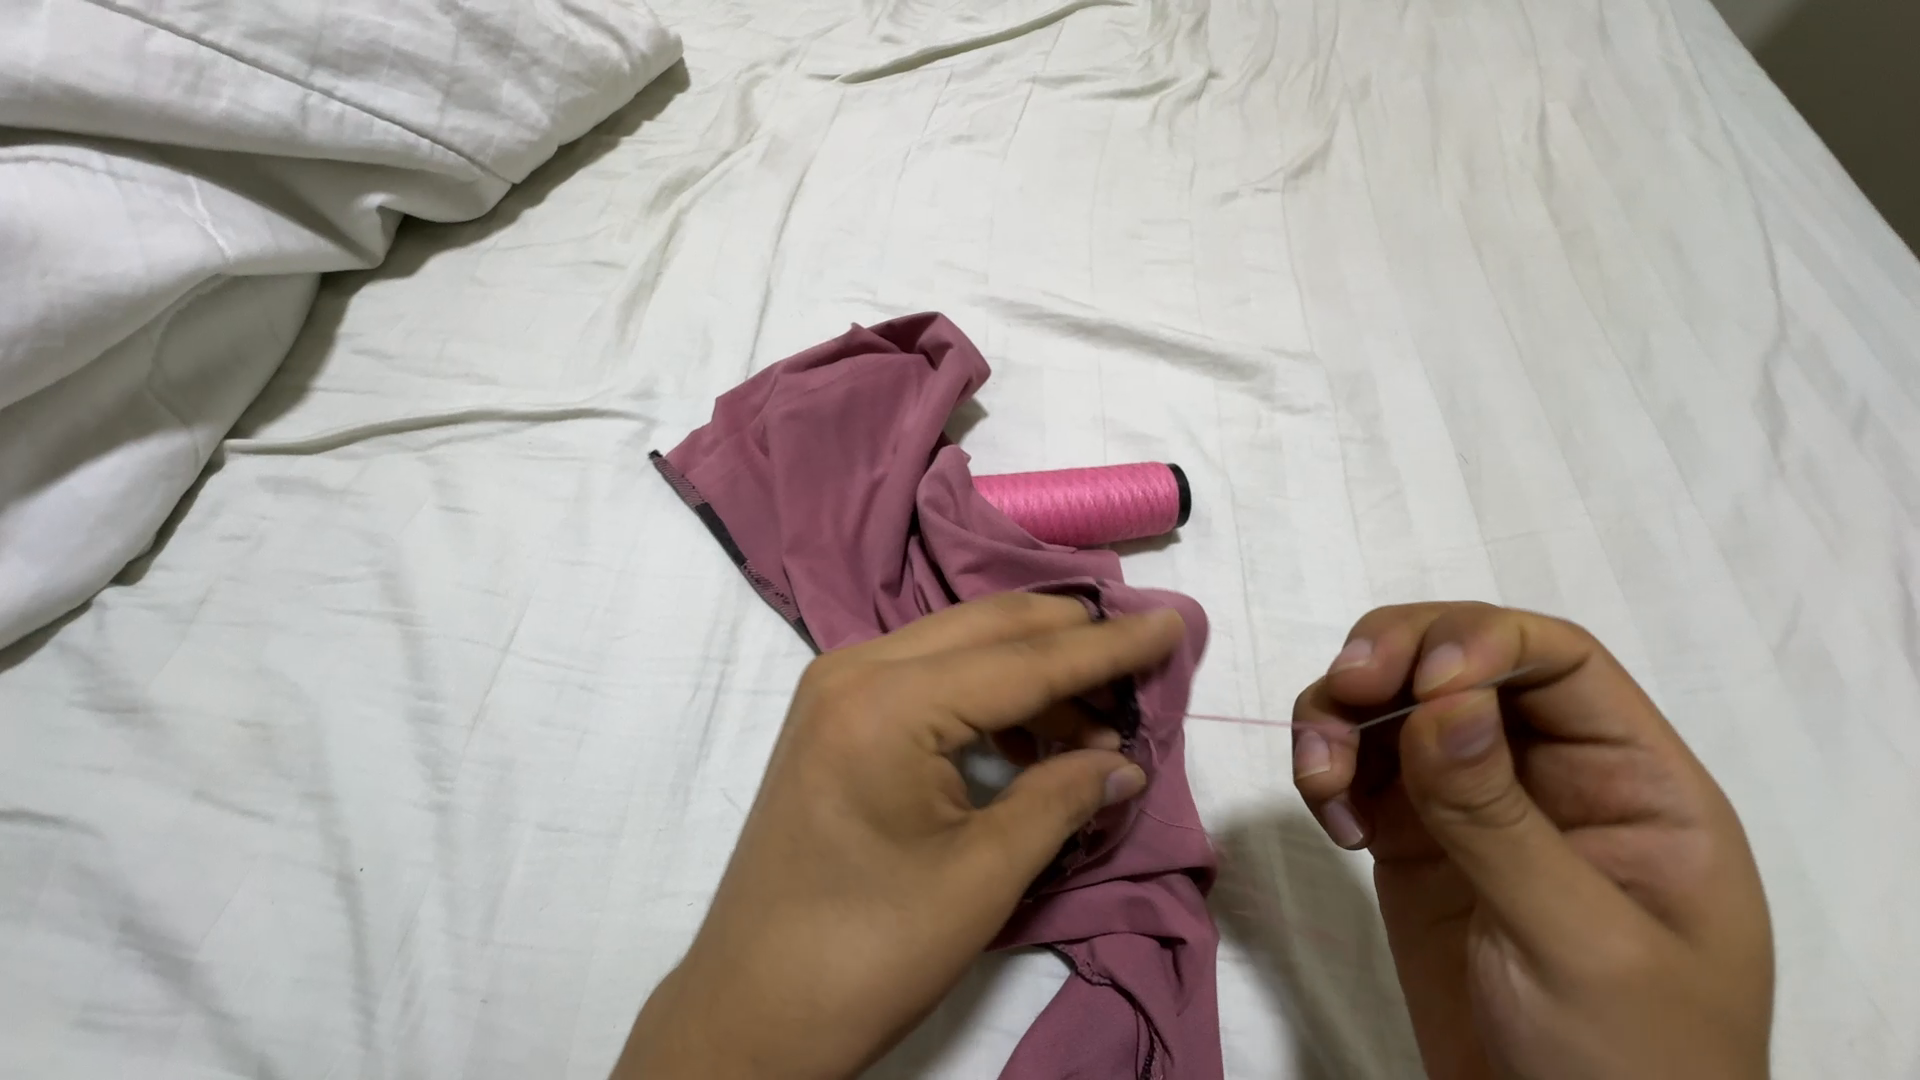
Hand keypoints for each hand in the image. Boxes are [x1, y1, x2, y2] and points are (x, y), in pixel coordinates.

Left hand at [616, 593, 1185, 1079]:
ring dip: (1032, 670)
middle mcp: (856, 667)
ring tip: (1097, 720)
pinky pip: (929, 675)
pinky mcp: (836, 712)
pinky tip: (1033, 736)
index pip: (1023, 659)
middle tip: (1143, 659)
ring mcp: (838, 685)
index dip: (1106, 648)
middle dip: (1072, 641)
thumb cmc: (866, 952)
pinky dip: (988, 693)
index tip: (1172, 624)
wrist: (751, 1008)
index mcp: (887, 702)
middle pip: (990, 629)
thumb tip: (1126, 761)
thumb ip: (1060, 800)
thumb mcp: (981, 878)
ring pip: (960, 645)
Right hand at [1292, 603, 1772, 1079]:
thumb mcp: (1577, 942)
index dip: (1481, 642)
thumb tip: (1438, 702)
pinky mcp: (1405, 830)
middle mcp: (1542, 768)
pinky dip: (1324, 771)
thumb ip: (1500, 817)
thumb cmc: (1620, 1061)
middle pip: (1455, 659)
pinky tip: (1332, 824)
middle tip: (1346, 688)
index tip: (1415, 683)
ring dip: (1337, 717)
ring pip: (1387, 704)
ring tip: (1319, 781)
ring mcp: (1466, 797)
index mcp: (1629, 780)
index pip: (1557, 659)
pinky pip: (1353, 763)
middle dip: (1390, 659)